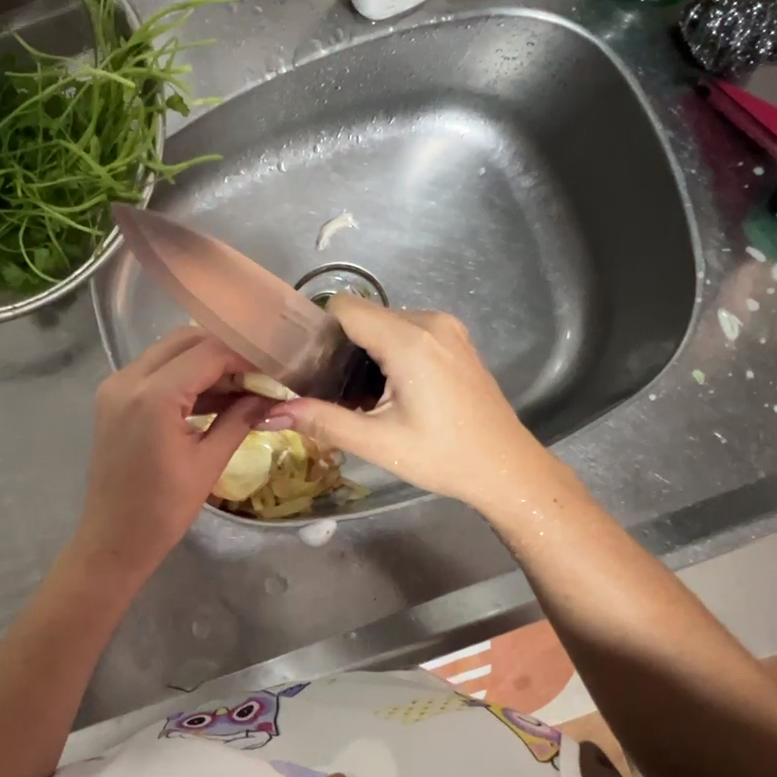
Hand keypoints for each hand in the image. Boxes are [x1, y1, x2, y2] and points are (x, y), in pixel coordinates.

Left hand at [72, 329, 274, 577]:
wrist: (113, 539)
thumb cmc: (163, 510)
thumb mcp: (208, 463)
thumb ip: (240, 420)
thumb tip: (272, 398)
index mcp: (153, 396)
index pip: (209, 353)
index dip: (245, 356)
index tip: (276, 366)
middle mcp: (128, 380)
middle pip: (185, 340)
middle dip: (225, 351)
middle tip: (260, 372)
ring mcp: (115, 387)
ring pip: (168, 352)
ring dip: (204, 362)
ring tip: (243, 385)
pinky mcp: (112, 399)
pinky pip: (153, 372)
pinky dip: (183, 377)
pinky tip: (214, 396)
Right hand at [266, 295, 559, 514]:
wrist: (506, 469)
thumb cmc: (442, 456)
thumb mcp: (376, 443)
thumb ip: (321, 421)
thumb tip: (271, 414)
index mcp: (409, 340)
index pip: (345, 308)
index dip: (317, 330)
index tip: (302, 363)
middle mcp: (429, 322)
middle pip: (364, 316)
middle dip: (339, 347)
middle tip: (326, 390)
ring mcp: (447, 329)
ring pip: (385, 324)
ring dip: (364, 352)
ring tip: (356, 397)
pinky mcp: (456, 341)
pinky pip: (407, 333)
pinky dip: (388, 354)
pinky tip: (387, 393)